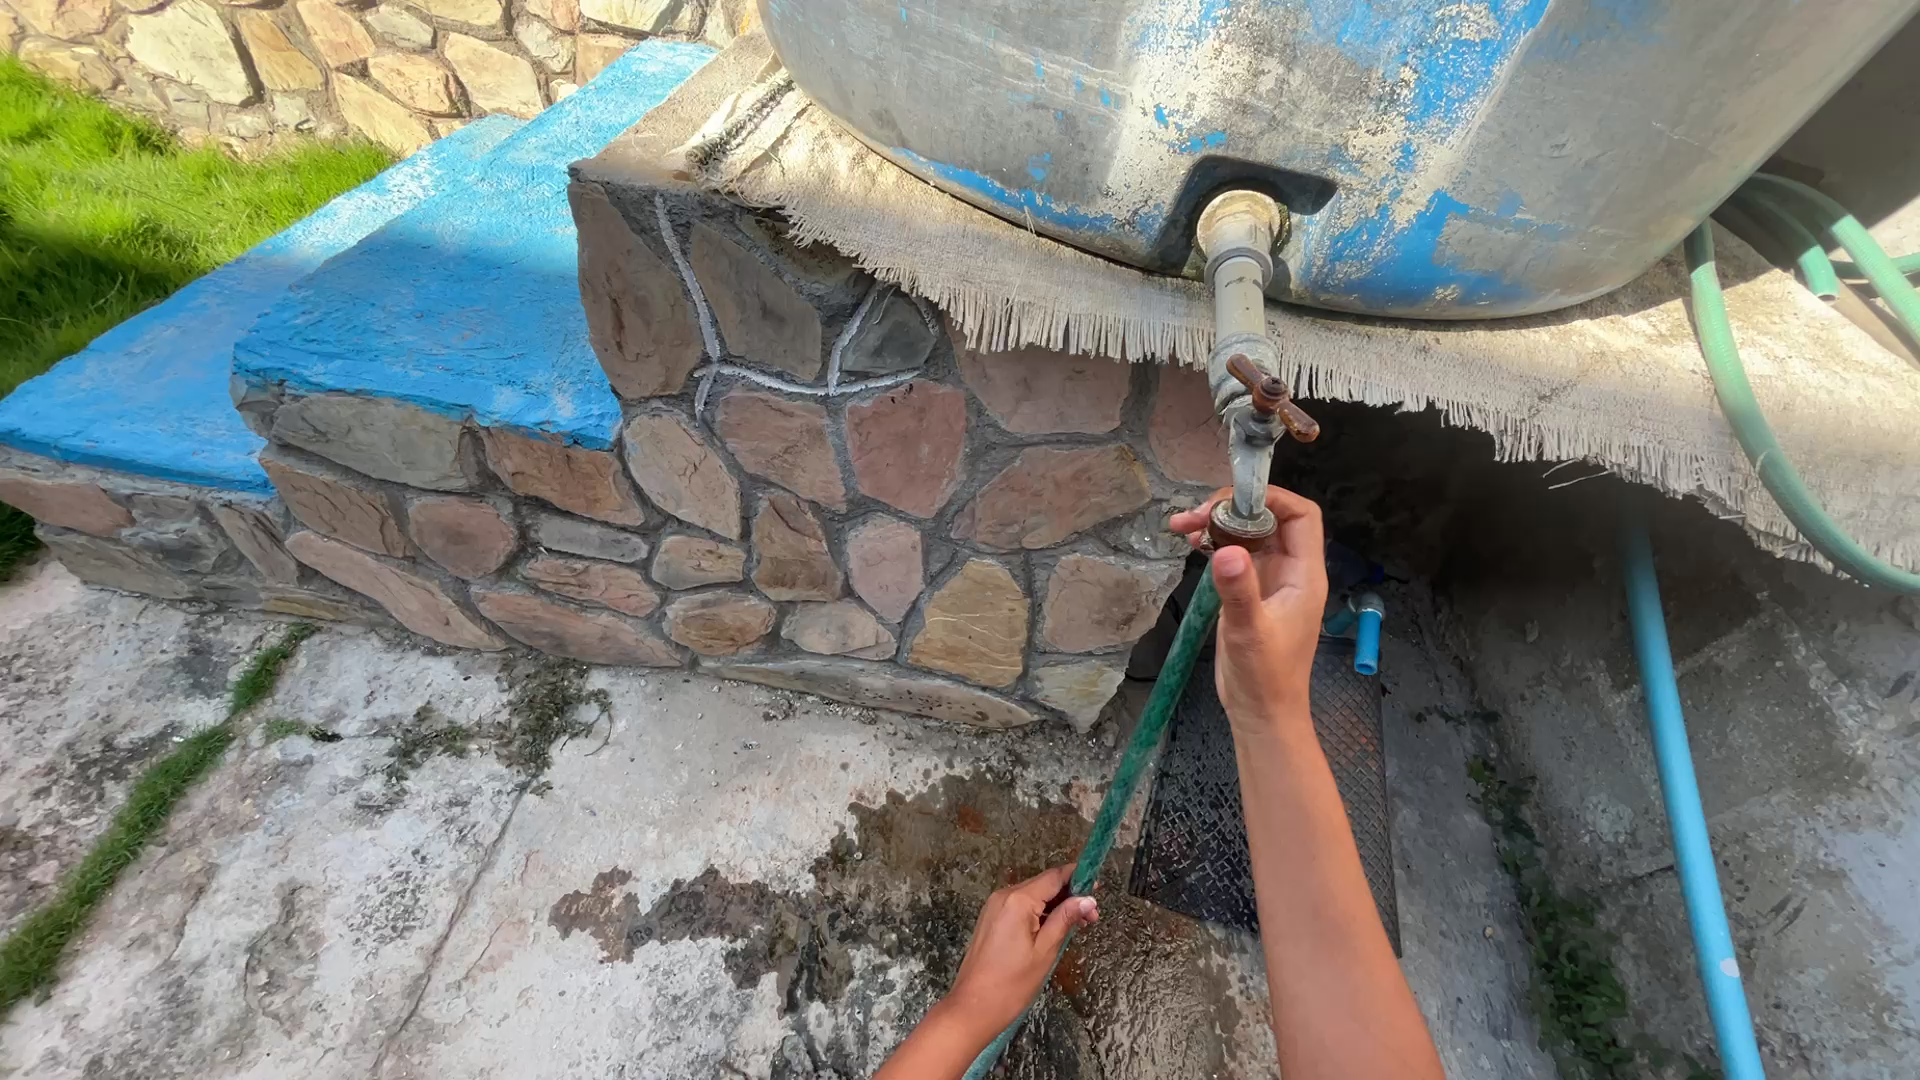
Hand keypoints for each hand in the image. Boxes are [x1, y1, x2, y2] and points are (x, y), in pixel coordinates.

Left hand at [938, 864, 1098, 1042]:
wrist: (973, 1006)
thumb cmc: (1012, 983)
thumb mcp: (1045, 951)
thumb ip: (1065, 920)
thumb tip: (1088, 899)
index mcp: (1018, 899)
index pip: (1053, 877)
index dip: (1077, 878)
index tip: (1096, 886)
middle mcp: (1005, 894)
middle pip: (1043, 884)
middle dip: (1069, 895)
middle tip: (1091, 916)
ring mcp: (995, 905)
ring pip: (1032, 895)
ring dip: (1055, 905)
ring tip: (1077, 924)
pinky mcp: (992, 917)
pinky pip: (1020, 905)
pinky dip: (1039, 912)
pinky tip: (1053, 926)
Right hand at [1169, 486, 1327, 735]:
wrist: (1261, 712)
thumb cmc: (1265, 676)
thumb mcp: (1248, 632)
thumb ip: (1239, 591)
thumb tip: (1226, 550)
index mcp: (1304, 575)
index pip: (1301, 516)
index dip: (1270, 498)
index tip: (1230, 498)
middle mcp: (1290, 571)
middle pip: (1268, 519)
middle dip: (1232, 508)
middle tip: (1193, 515)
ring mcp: (1269, 580)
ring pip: (1248, 534)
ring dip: (1217, 524)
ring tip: (1182, 526)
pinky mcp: (1249, 592)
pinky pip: (1235, 554)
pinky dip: (1214, 544)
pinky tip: (1192, 545)